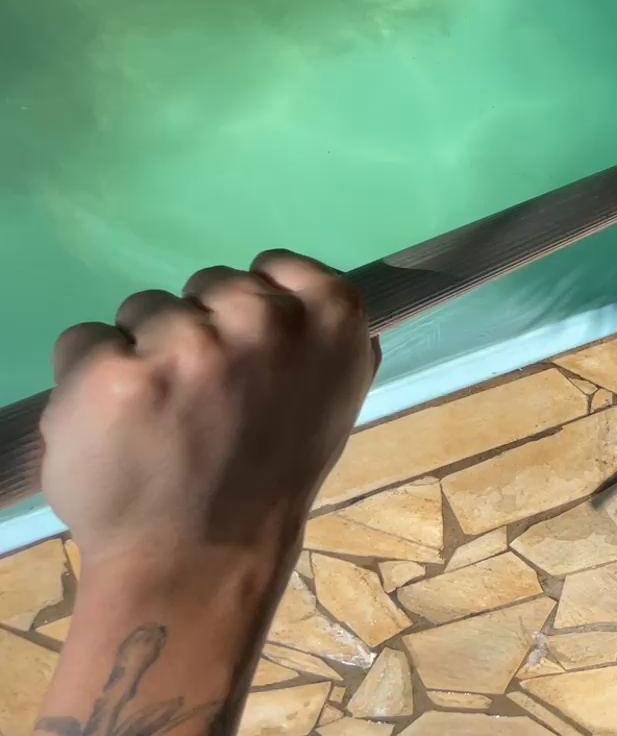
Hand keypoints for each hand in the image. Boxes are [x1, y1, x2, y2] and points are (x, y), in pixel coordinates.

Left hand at [42, 250, 378, 584]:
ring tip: (159, 399)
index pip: (278, 264)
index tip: (252, 337)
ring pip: (145, 306)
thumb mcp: (345, 389)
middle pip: (211, 281)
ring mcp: (188, 343)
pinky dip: (92, 371)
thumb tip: (321, 300)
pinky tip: (116, 410)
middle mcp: (267, 316)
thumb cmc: (286, 460)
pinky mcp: (109, 373)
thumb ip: (336, 338)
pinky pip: (84, 338)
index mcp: (334, 315)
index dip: (261, 296)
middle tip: (206, 378)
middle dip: (203, 321)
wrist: (211, 540)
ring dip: (146, 344)